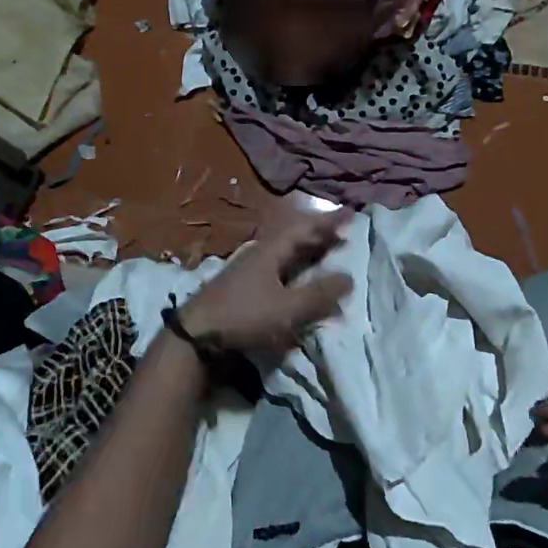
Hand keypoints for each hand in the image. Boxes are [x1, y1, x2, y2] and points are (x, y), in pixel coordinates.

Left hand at [176, 206, 354, 353]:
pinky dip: (296, 269)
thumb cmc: (243, 316)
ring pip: (286, 253)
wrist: (195, 335)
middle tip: (344, 233)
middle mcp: (260, 252)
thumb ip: (319, 294)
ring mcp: (250, 269)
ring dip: (308, 251)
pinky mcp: (244, 286)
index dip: (329, 221)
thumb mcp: (287, 308)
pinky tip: (301, 279)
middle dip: (320, 234)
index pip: (305, 227)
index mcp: (271, 249)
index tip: (351, 213)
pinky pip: (279, 268)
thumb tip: (349, 277)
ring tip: (328, 254)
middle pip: (295, 237)